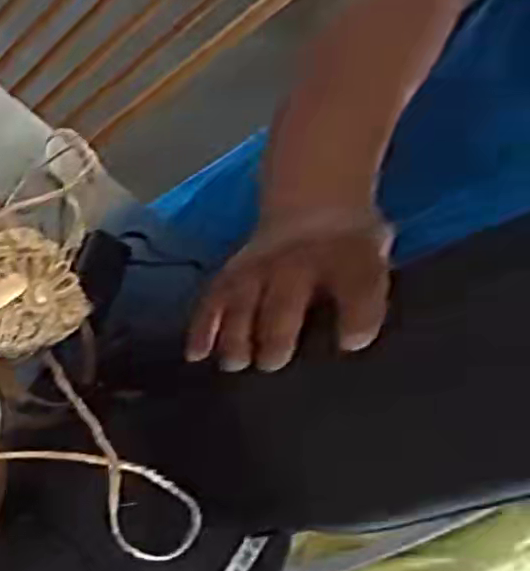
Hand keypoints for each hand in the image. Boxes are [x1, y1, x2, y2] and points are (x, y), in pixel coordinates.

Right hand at [186, 220, 389, 372]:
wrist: (311, 206)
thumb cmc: (346, 243)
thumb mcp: (375, 254)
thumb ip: (362, 289)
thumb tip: (344, 335)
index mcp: (349, 255)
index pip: (356, 285)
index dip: (356, 316)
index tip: (350, 344)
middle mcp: (296, 262)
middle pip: (283, 305)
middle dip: (276, 337)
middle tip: (272, 364)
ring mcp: (254, 271)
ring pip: (240, 309)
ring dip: (235, 339)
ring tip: (235, 364)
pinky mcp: (225, 279)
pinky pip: (209, 307)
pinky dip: (200, 332)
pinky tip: (195, 355)